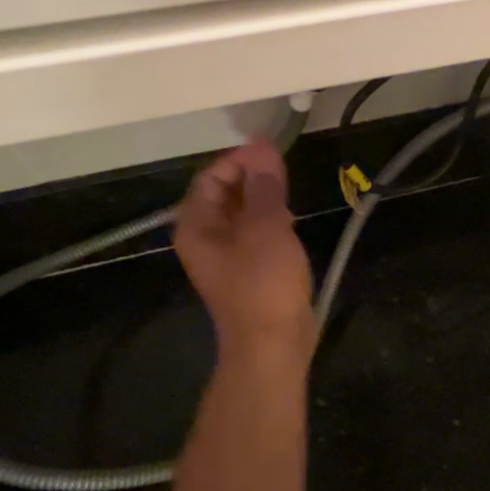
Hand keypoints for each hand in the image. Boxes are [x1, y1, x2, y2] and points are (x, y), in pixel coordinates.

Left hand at [174, 138, 315, 358]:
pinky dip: (271, 217)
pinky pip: (256, 231)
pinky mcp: (250, 268)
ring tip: (292, 185)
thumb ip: (264, 187)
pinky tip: (292, 216)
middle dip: (253, 175)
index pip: (212, 177)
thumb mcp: (265, 228)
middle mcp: (206, 236)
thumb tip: (263, 148)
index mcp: (197, 225)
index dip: (240, 159)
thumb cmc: (263, 283)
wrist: (272, 342)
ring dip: (264, 195)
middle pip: (225, 193)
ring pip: (243, 212)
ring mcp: (228, 254)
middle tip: (288, 164)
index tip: (276, 148)